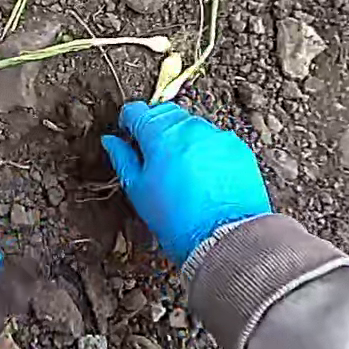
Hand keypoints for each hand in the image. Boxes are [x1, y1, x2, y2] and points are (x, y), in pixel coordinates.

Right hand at [101, 101, 270, 263]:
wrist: (225, 238)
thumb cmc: (178, 220)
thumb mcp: (138, 191)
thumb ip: (123, 159)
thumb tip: (111, 141)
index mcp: (159, 133)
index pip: (136, 110)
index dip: (129, 123)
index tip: (130, 137)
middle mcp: (189, 127)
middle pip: (165, 114)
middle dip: (157, 130)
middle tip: (155, 160)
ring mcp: (215, 135)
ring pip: (191, 127)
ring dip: (183, 141)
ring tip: (182, 174)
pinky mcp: (237, 146)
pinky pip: (215, 140)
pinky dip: (206, 152)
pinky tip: (204, 178)